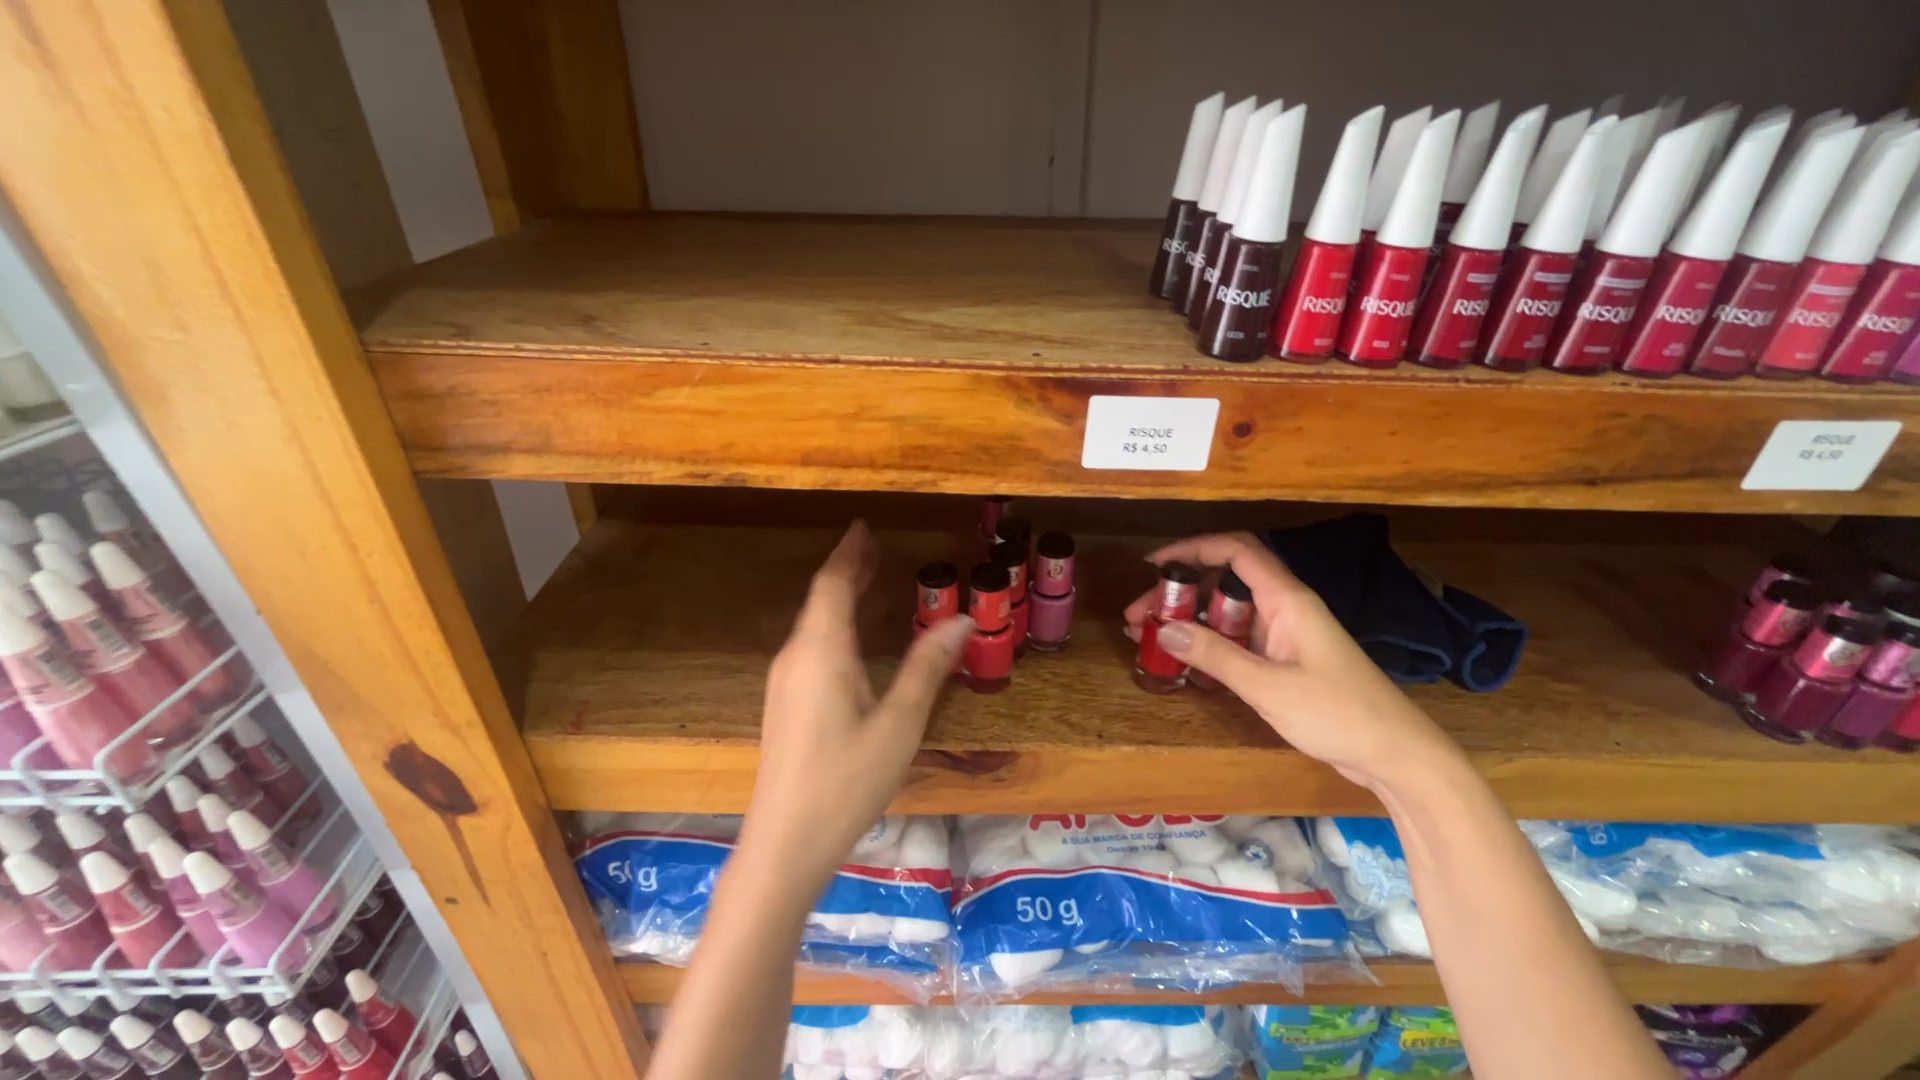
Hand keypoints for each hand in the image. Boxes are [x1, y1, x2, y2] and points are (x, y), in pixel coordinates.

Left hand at [738, 521, 972, 894]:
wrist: (786, 841)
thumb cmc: (847, 779)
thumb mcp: (899, 724)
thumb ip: (927, 668)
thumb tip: (962, 620)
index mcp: (822, 651)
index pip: (832, 584)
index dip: (849, 552)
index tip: (865, 526)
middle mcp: (796, 656)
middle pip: (820, 599)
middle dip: (847, 570)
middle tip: (875, 547)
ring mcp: (785, 682)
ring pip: (812, 624)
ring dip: (840, 598)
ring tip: (869, 582)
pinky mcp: (784, 705)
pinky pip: (810, 646)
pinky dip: (833, 625)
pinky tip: (852, 640)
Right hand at [1124, 531, 1463, 790]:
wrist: (1395, 754)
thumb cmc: (1338, 713)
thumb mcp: (1268, 686)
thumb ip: (1215, 656)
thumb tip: (1165, 629)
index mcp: (1287, 600)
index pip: (1236, 551)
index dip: (1193, 548)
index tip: (1154, 565)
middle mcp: (1285, 609)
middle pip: (1223, 584)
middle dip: (1179, 595)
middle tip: (1139, 619)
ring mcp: (1286, 636)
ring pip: (1228, 615)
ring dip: (1190, 623)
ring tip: (1149, 640)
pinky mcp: (1286, 662)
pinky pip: (1239, 642)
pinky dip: (1209, 647)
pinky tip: (1183, 664)